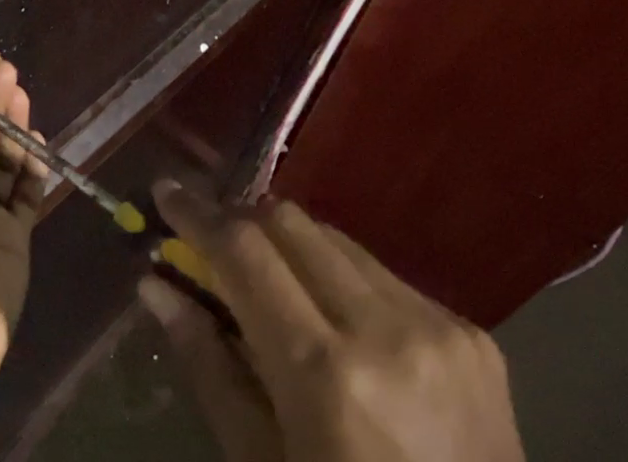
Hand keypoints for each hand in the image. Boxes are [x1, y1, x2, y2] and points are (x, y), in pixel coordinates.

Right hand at [140, 184, 523, 461]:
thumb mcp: (258, 460)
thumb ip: (205, 362)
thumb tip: (156, 285)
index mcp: (322, 371)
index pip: (244, 252)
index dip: (197, 215)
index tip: (165, 192)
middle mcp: (384, 329)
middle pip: (290, 223)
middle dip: (240, 219)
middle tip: (208, 238)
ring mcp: (437, 327)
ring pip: (336, 239)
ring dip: (288, 245)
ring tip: (266, 278)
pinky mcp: (471, 335)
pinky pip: (382, 275)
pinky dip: (338, 279)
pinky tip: (333, 322)